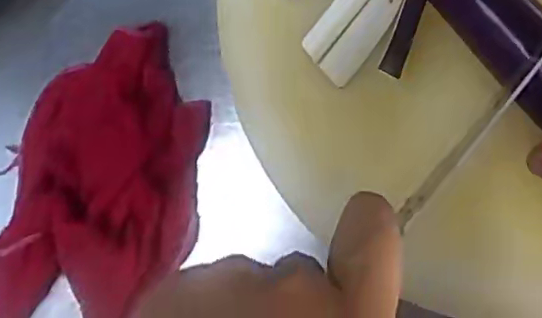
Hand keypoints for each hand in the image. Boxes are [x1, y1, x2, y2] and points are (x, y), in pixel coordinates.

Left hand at [136, 191, 400, 317]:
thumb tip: (332, 308)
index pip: (374, 231)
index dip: (364, 232)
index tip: (350, 250)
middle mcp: (295, 286)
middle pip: (297, 275)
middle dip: (281, 313)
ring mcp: (229, 280)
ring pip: (241, 284)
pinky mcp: (167, 288)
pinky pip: (194, 293)